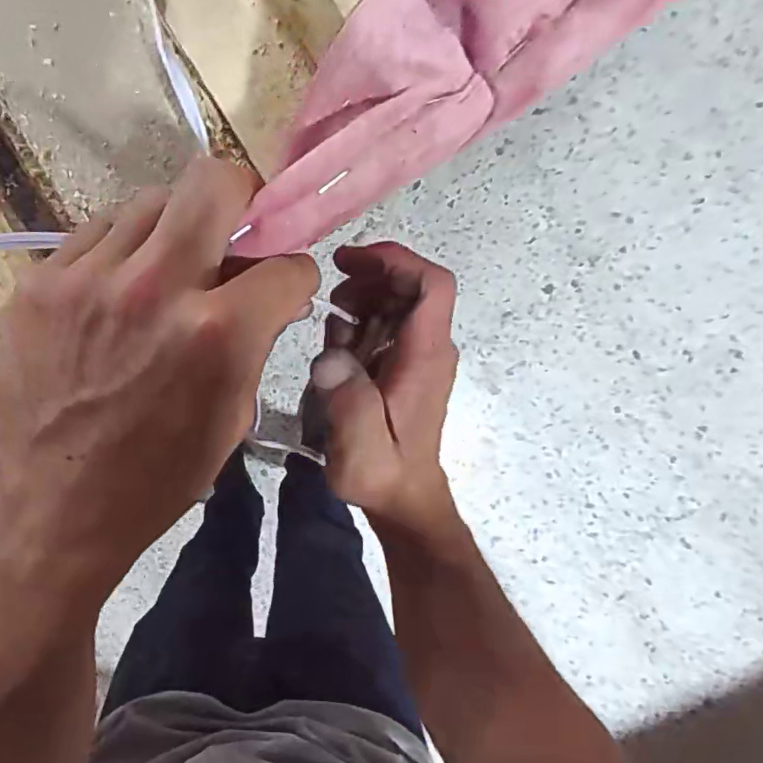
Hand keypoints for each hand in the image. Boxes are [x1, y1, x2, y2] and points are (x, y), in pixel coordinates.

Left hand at [0, 157, 318, 606]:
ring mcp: (87, 278)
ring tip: (165, 267)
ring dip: (172, 228)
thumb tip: (266, 286)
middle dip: (239, 196)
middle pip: (213, 180)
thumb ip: (255, 338)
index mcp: (217, 333)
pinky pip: (93, 234)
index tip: (281, 285)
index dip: (293, 276)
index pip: (286, 264)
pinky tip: (115, 288)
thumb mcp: (232, 415)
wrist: (59, 509)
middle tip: (232, 226)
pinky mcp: (38, 283)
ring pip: (149, 200)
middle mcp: (155, 287)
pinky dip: (118, 251)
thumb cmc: (158, 477)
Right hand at [312, 243, 461, 537]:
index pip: (432, 285)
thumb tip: (331, 356)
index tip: (351, 262)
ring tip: (331, 322)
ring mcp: (418, 357)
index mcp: (425, 357)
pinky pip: (387, 326)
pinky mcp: (404, 367)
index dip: (396, 261)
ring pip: (398, 303)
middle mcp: (429, 349)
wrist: (403, 501)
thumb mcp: (361, 449)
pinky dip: (361, 322)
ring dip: (363, 300)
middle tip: (331, 293)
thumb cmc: (383, 476)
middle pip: (413, 286)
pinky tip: (338, 344)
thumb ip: (350, 402)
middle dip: (371, 277)